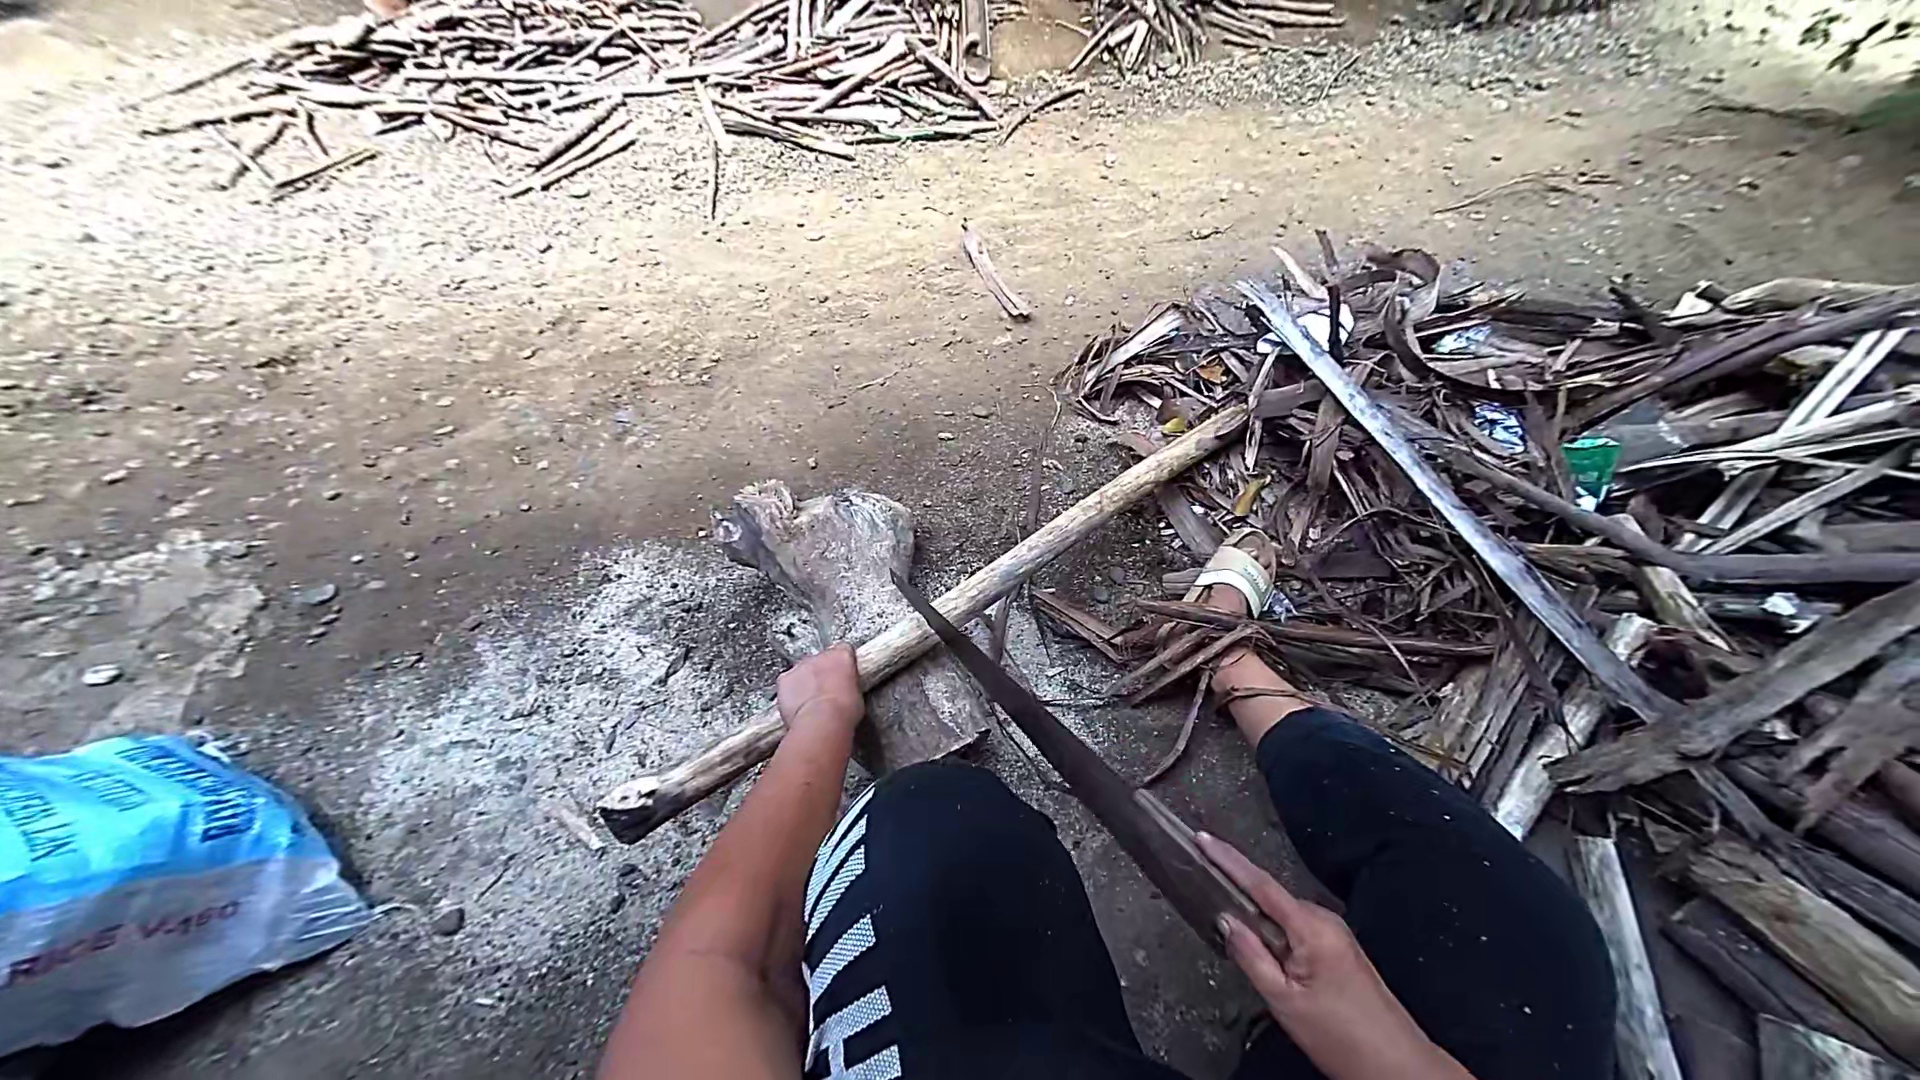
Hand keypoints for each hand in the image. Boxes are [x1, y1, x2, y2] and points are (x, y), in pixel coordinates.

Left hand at [776, 644, 864, 735]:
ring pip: (802, 671)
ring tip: (812, 702)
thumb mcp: (858, 694)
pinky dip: (790, 692)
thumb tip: (846, 690)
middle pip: (821, 659)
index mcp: (842, 655)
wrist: (822, 721)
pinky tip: (798, 706)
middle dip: (822, 673)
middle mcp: (820, 655)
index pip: (843, 650)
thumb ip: (849, 683)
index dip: (843, 665)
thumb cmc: (844, 711)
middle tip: (827, 692)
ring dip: (806, 682)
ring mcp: (800, 666)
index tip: (843, 676)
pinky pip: (787, 682)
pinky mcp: (784, 679)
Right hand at [1196, 833, 1474, 1079]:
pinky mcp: (1339, 948)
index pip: (1260, 883)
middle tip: (1216, 917)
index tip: (1202, 838)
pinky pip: (1296, 929)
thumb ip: (1251, 955)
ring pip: (1282, 917)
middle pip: (1270, 898)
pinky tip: (1274, 963)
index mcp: (1311, 927)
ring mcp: (1335, 933)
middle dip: (1242, 902)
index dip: (1227, 858)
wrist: (1404, 1072)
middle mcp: (1324, 920)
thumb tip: (1226, 919)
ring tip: (1251, 955)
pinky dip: (1277, 937)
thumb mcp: (1285, 1002)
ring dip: (1261, 926)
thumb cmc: (1344, 1040)